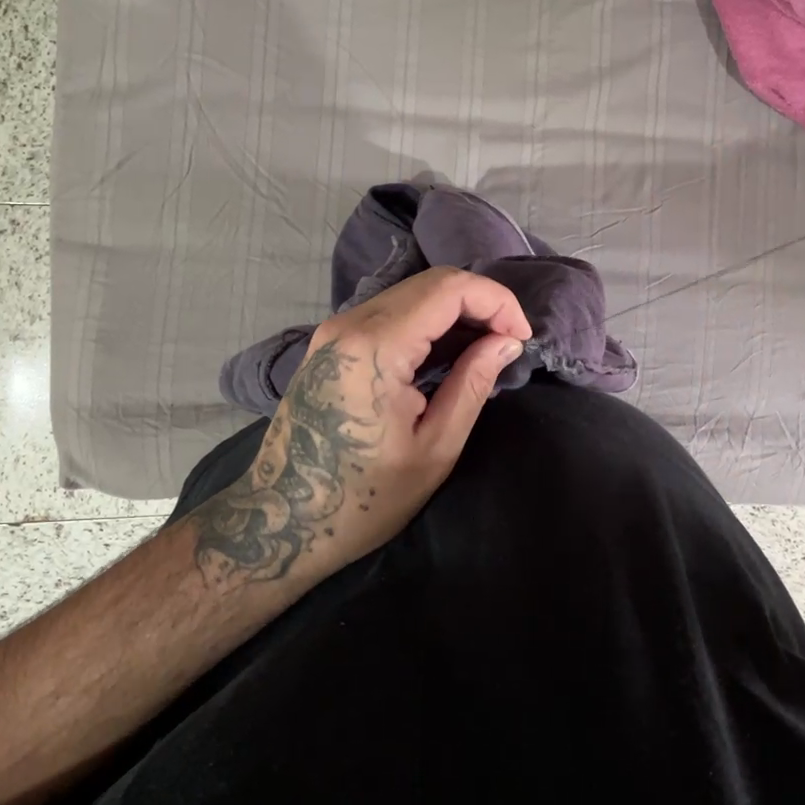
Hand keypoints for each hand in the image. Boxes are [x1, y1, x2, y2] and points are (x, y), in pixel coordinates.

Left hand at [189, 267, 530, 587]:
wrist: (282, 521)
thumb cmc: (364, 497)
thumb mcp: (434, 447)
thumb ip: (474, 383)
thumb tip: (507, 341)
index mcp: (376, 345)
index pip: (450, 288)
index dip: (497, 301)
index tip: (523, 337)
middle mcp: (350, 323)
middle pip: (431, 283)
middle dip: (481, 302)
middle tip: (510, 342)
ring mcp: (334, 331)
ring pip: (410, 293)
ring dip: (456, 310)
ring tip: (486, 347)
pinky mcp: (330, 343)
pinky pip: (390, 312)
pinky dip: (428, 321)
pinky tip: (448, 351)